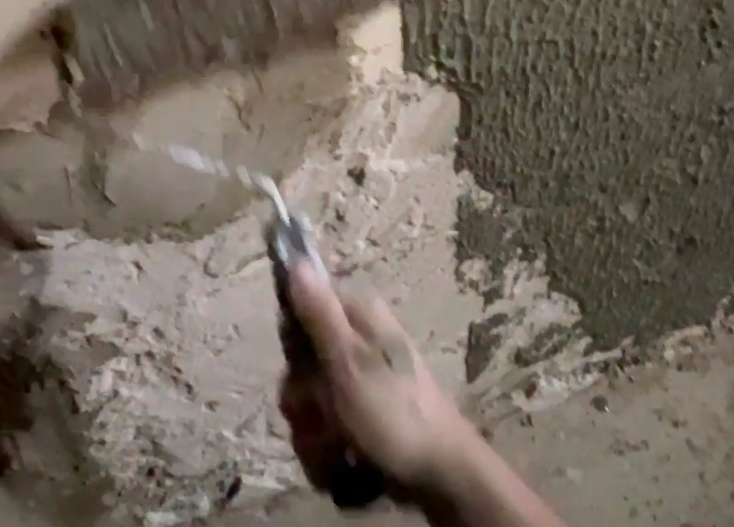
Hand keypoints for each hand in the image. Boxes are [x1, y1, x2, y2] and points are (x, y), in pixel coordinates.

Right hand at [277, 262, 479, 496]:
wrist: (440, 473)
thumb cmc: (394, 411)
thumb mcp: (350, 361)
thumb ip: (319, 314)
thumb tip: (296, 261)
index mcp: (357, 316)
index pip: (299, 311)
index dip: (293, 345)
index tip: (304, 369)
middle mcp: (357, 340)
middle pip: (300, 363)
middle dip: (304, 400)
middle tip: (325, 414)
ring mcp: (359, 379)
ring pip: (308, 401)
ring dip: (314, 431)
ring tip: (338, 447)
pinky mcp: (360, 412)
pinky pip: (323, 426)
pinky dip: (327, 448)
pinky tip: (343, 461)